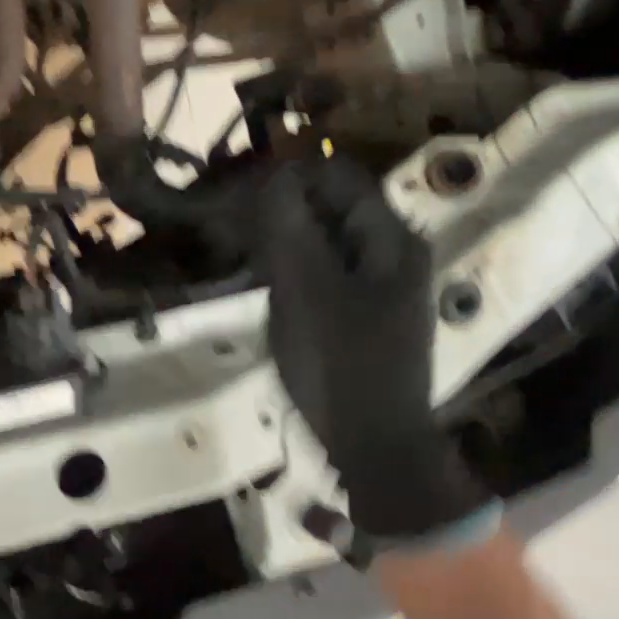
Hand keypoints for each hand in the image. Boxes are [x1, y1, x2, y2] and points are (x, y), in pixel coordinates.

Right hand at [258, 158, 489, 537]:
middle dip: (276, 208)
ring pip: (321, 237)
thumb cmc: (339, 363)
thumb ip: (289, 227)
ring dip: (277, 237)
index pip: (335, 176)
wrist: (372, 443)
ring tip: (234, 253)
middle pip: (329, 205)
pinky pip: (320, 268)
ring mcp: (377, 283)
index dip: (285, 177)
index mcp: (390, 239)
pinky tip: (259, 282)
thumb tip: (273, 174)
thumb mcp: (305, 290)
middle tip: (227, 228)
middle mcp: (391, 251)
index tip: (236, 196)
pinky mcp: (359, 310)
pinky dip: (288, 266)